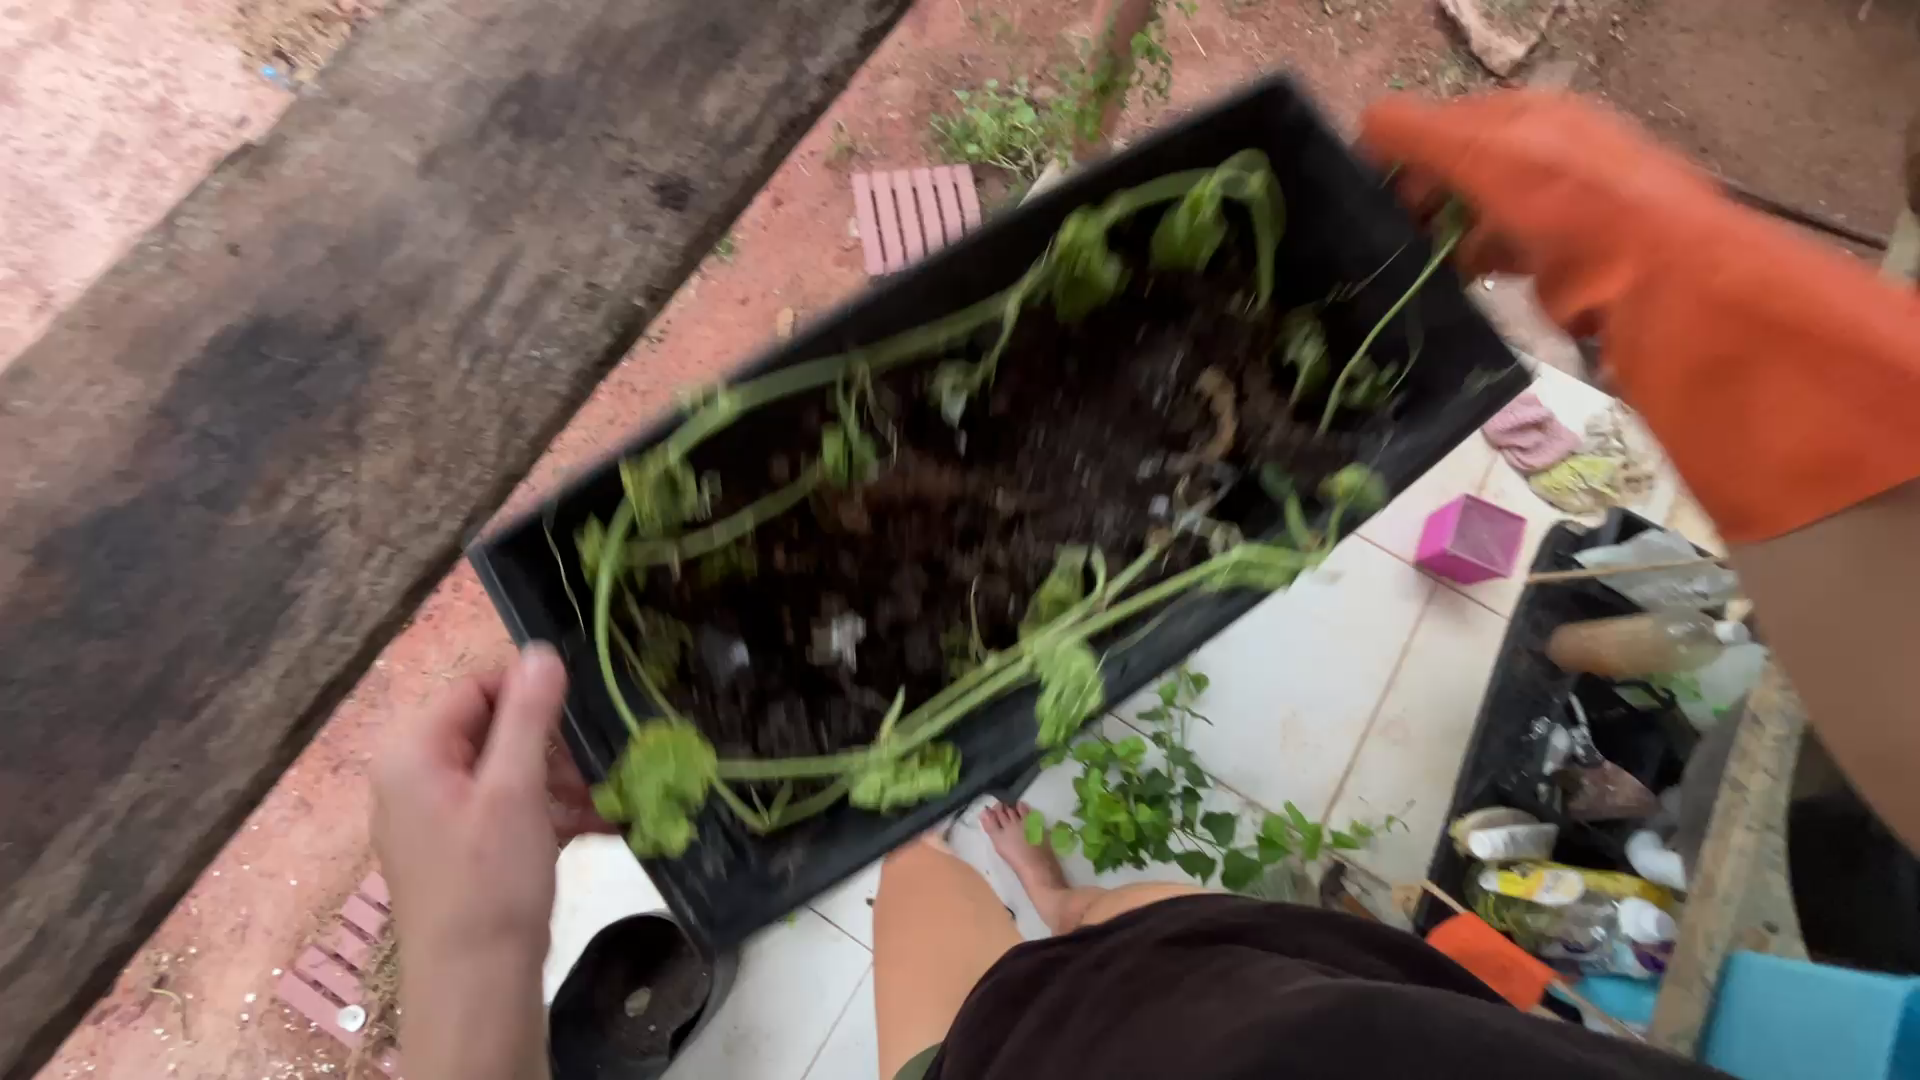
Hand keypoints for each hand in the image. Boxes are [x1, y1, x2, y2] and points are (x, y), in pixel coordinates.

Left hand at [372, 643, 588, 1079]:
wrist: (478, 983)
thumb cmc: (490, 879)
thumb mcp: (515, 788)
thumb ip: (528, 715)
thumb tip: (542, 649)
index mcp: (414, 753)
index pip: (476, 686)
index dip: (531, 693)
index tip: (580, 714)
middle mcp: (419, 776)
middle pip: (498, 727)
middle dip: (554, 744)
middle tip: (596, 764)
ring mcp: (443, 812)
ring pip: (513, 766)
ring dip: (563, 779)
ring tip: (605, 799)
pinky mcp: (467, 843)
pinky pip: (514, 803)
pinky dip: (553, 809)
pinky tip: (599, 823)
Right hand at [1358, 90, 1723, 337]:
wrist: (1644, 269)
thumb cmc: (1562, 199)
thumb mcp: (1481, 148)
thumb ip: (1419, 132)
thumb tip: (1364, 123)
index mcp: (1522, 116)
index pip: (1440, 123)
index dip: (1401, 151)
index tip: (1369, 190)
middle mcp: (1531, 154)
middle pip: (1448, 172)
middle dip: (1413, 199)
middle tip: (1386, 231)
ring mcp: (1538, 208)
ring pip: (1461, 218)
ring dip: (1432, 239)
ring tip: (1409, 261)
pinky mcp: (1540, 257)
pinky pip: (1481, 257)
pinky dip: (1461, 268)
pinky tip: (1448, 281)